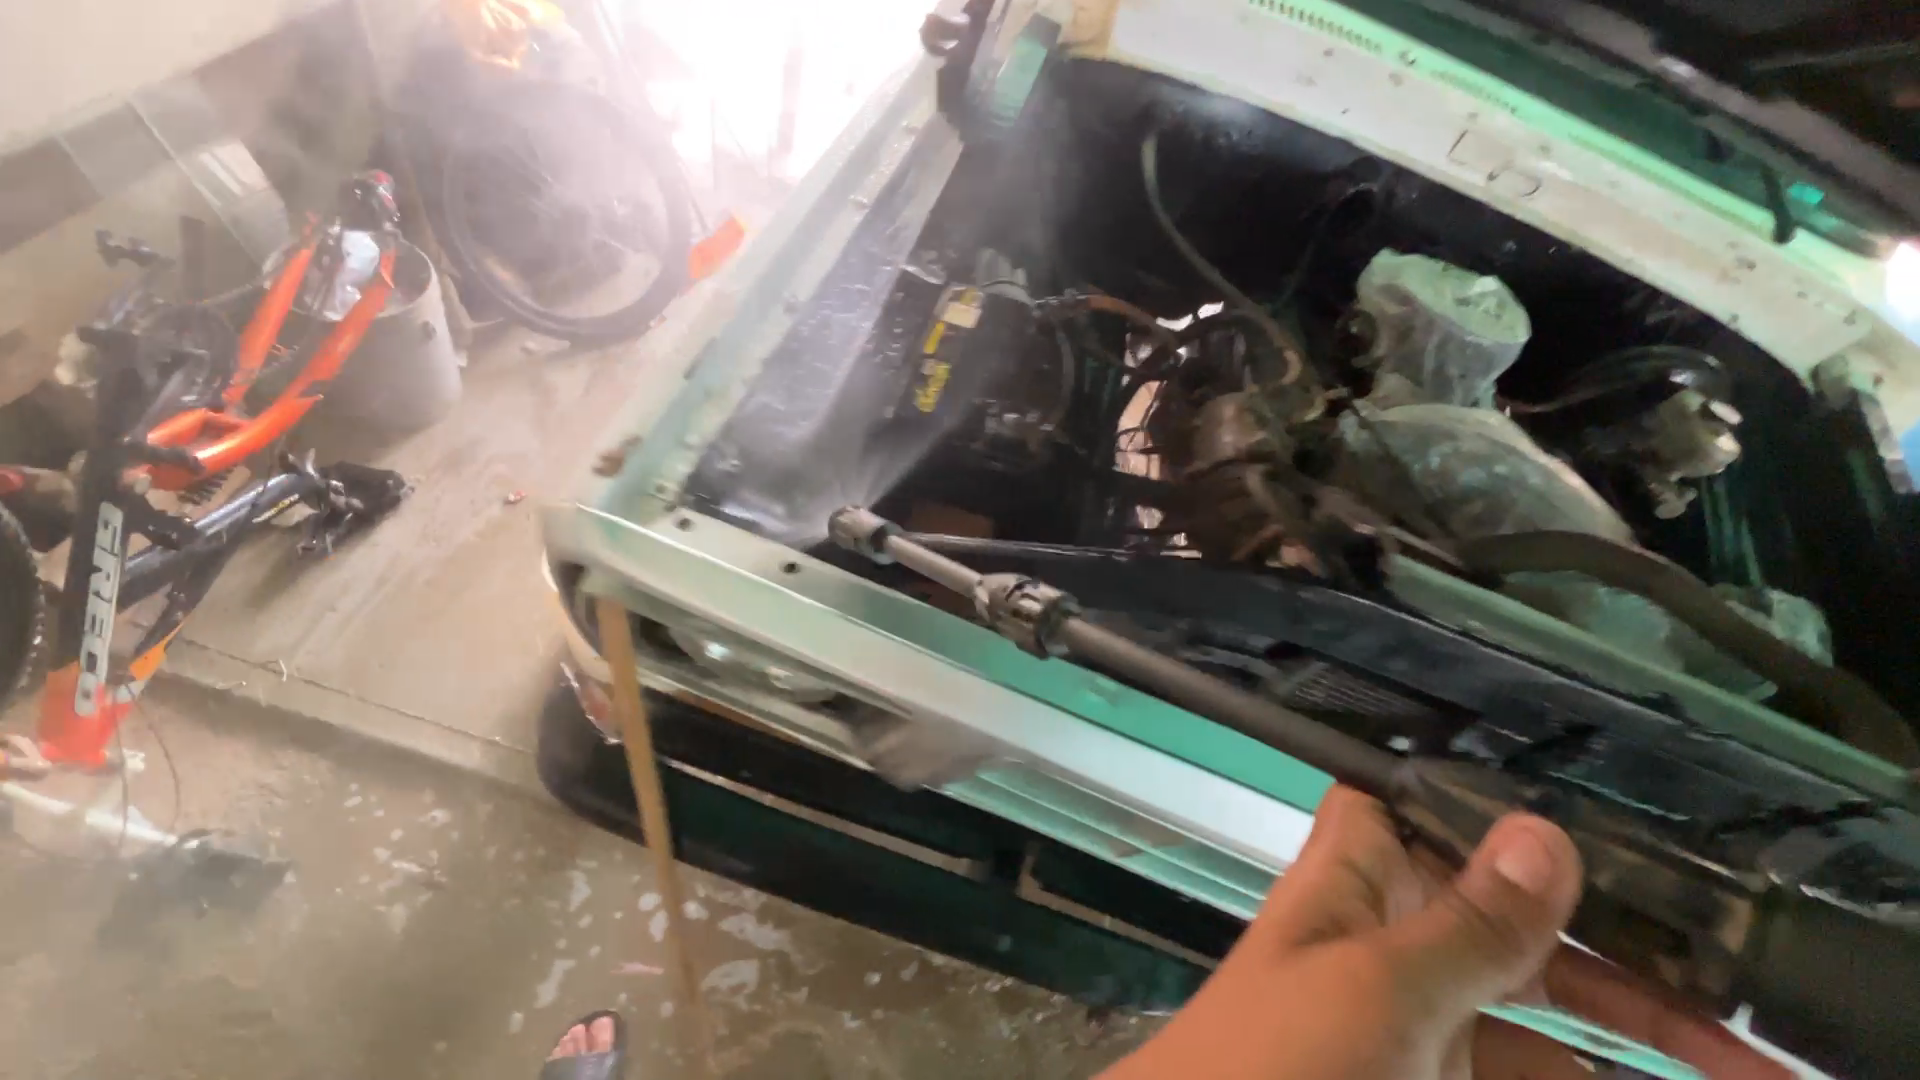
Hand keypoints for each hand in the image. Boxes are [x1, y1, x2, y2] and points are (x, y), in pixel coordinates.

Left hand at [1101, 786, 1790, 1078]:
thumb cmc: (1278, 1063)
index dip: (1484, 797)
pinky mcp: (1429, 1075)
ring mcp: (1412, 1015)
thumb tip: (1545, 831)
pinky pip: (1524, 1063)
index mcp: (1355, 881)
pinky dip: (1582, 1073)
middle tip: (1746, 984)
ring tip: (1753, 1063)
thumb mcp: (1379, 991)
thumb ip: (1465, 924)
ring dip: (1632, 1028)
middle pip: (1510, 912)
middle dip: (1617, 942)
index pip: (1410, 803)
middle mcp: (1387, 933)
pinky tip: (1654, 1077)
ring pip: (1534, 1000)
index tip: (1600, 816)